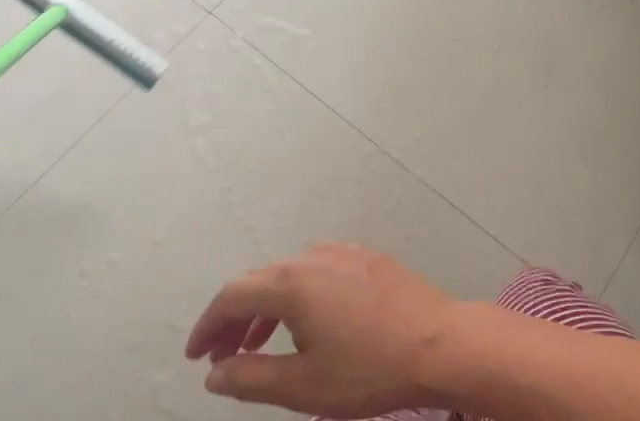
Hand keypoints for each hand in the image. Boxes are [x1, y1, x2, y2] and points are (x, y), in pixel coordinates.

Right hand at [184, 244, 461, 415]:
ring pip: (294, 275)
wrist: (442, 344)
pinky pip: (323, 272)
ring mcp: (350, 254)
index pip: (234, 294)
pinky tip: (309, 326)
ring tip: (260, 346)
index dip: (208, 325)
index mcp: (294, 282)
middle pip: (263, 280)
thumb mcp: (301, 386)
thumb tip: (215, 371)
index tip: (196, 357)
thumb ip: (249, 377)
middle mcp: (319, 257)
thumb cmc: (368, 368)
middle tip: (224, 357)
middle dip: (236, 318)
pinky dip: (302, 296)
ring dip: (269, 307)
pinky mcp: (374, 261)